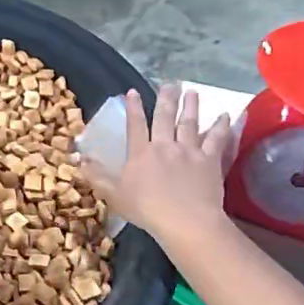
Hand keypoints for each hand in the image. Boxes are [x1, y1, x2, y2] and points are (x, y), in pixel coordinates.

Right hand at [81, 83, 233, 243]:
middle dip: (166, 99)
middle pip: (164, 117)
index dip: (133, 108)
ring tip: (192, 92)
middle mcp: (164, 146)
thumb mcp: (113, 194)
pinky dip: (221, 127)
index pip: (135, 125)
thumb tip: (78, 158)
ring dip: (191, 106)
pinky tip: (226, 116)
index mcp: (141, 153)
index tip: (133, 92)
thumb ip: (96, 175)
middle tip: (170, 84)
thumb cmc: (146, 210)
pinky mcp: (209, 161)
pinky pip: (216, 140)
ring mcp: (189, 151)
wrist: (184, 221)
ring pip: (189, 123)